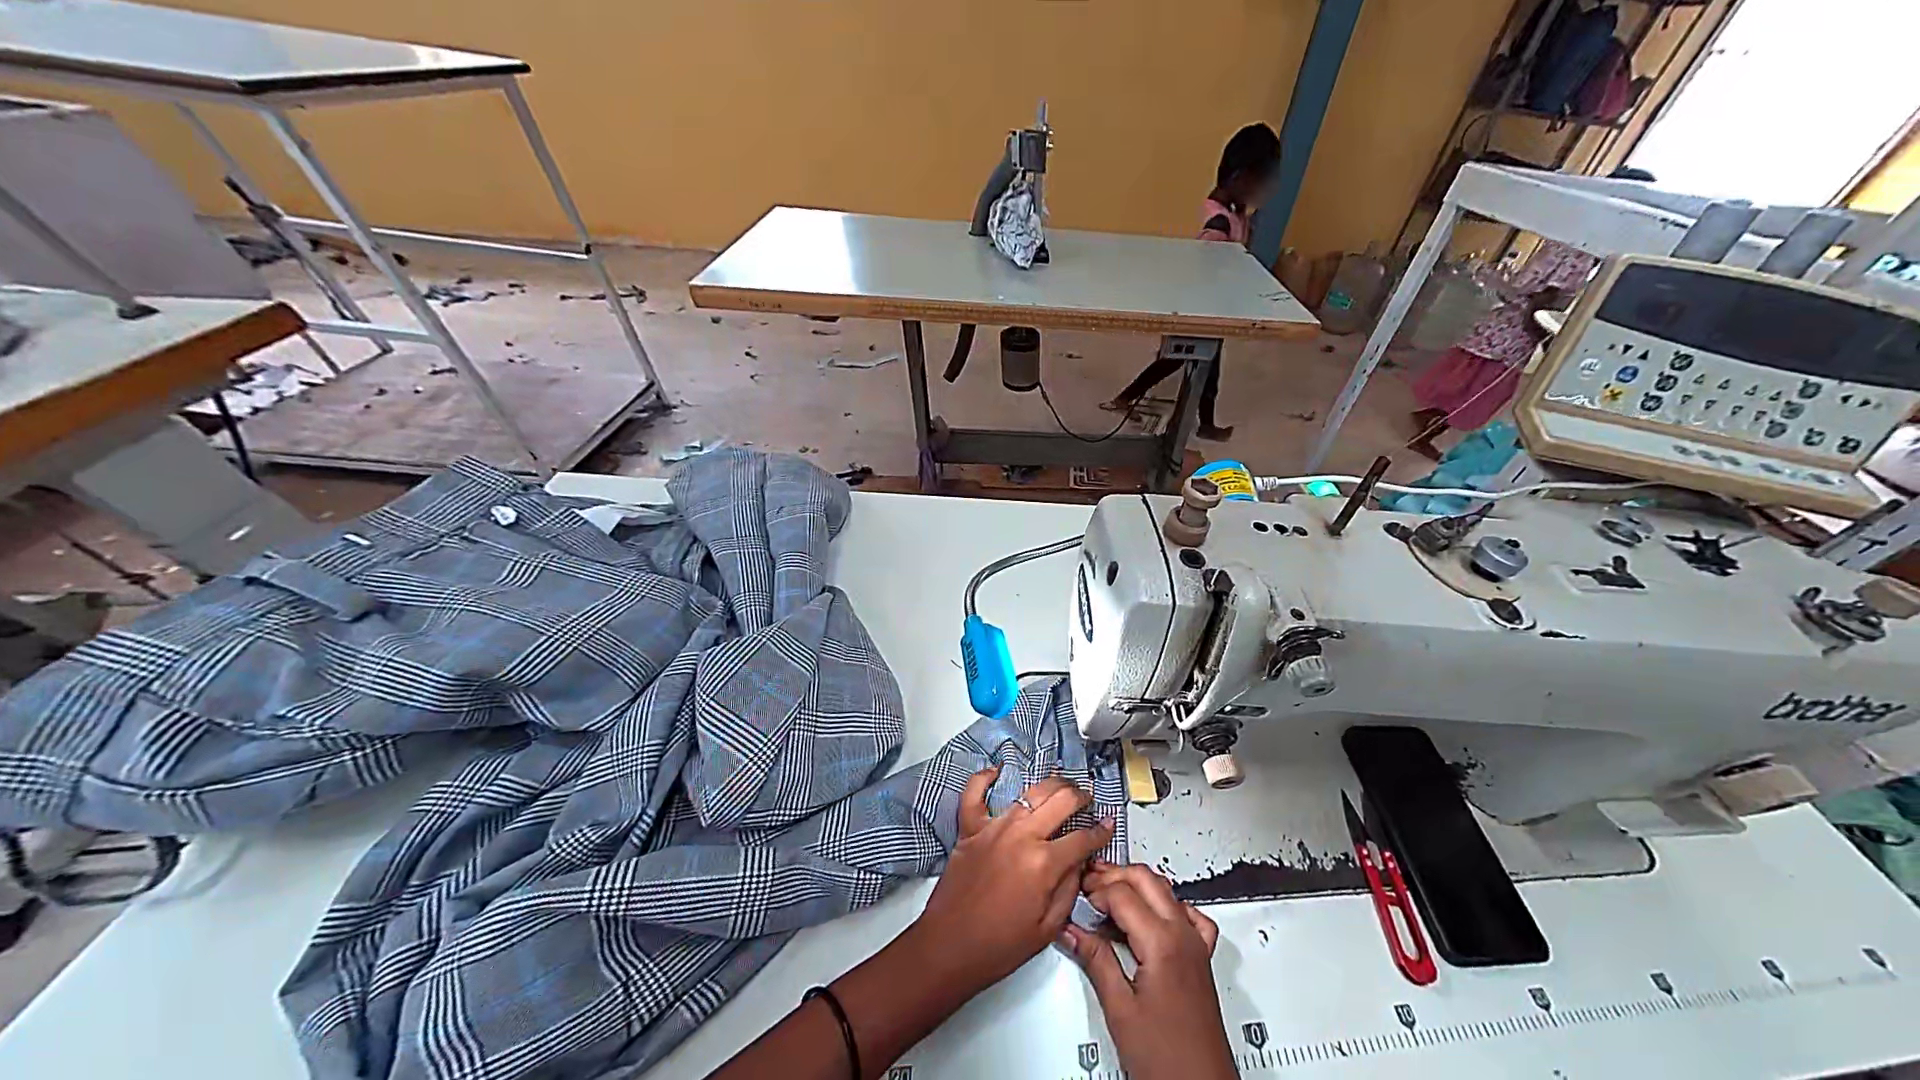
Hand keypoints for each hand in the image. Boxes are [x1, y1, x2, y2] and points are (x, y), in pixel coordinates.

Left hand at [908, 767, 1112, 994]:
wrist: (949, 946)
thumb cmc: (998, 946)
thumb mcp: (1048, 927)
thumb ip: (1068, 889)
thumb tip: (1078, 864)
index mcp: (1044, 864)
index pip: (1083, 838)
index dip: (1101, 831)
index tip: (1108, 825)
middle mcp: (1021, 837)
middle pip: (1060, 802)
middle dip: (1080, 796)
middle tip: (1087, 798)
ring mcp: (994, 828)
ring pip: (1028, 793)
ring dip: (1049, 785)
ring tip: (1060, 785)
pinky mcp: (970, 829)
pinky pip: (974, 794)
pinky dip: (983, 780)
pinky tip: (994, 771)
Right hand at [1063, 862, 1234, 1079]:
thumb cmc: (1169, 1063)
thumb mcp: (1119, 1008)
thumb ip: (1095, 960)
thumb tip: (1072, 930)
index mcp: (1163, 943)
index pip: (1121, 893)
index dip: (1094, 890)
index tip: (1076, 896)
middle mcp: (1184, 937)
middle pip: (1146, 880)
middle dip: (1113, 876)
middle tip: (1087, 886)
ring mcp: (1196, 946)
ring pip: (1165, 891)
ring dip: (1135, 885)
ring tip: (1107, 894)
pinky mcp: (1200, 959)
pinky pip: (1188, 915)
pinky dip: (1165, 904)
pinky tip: (1149, 914)